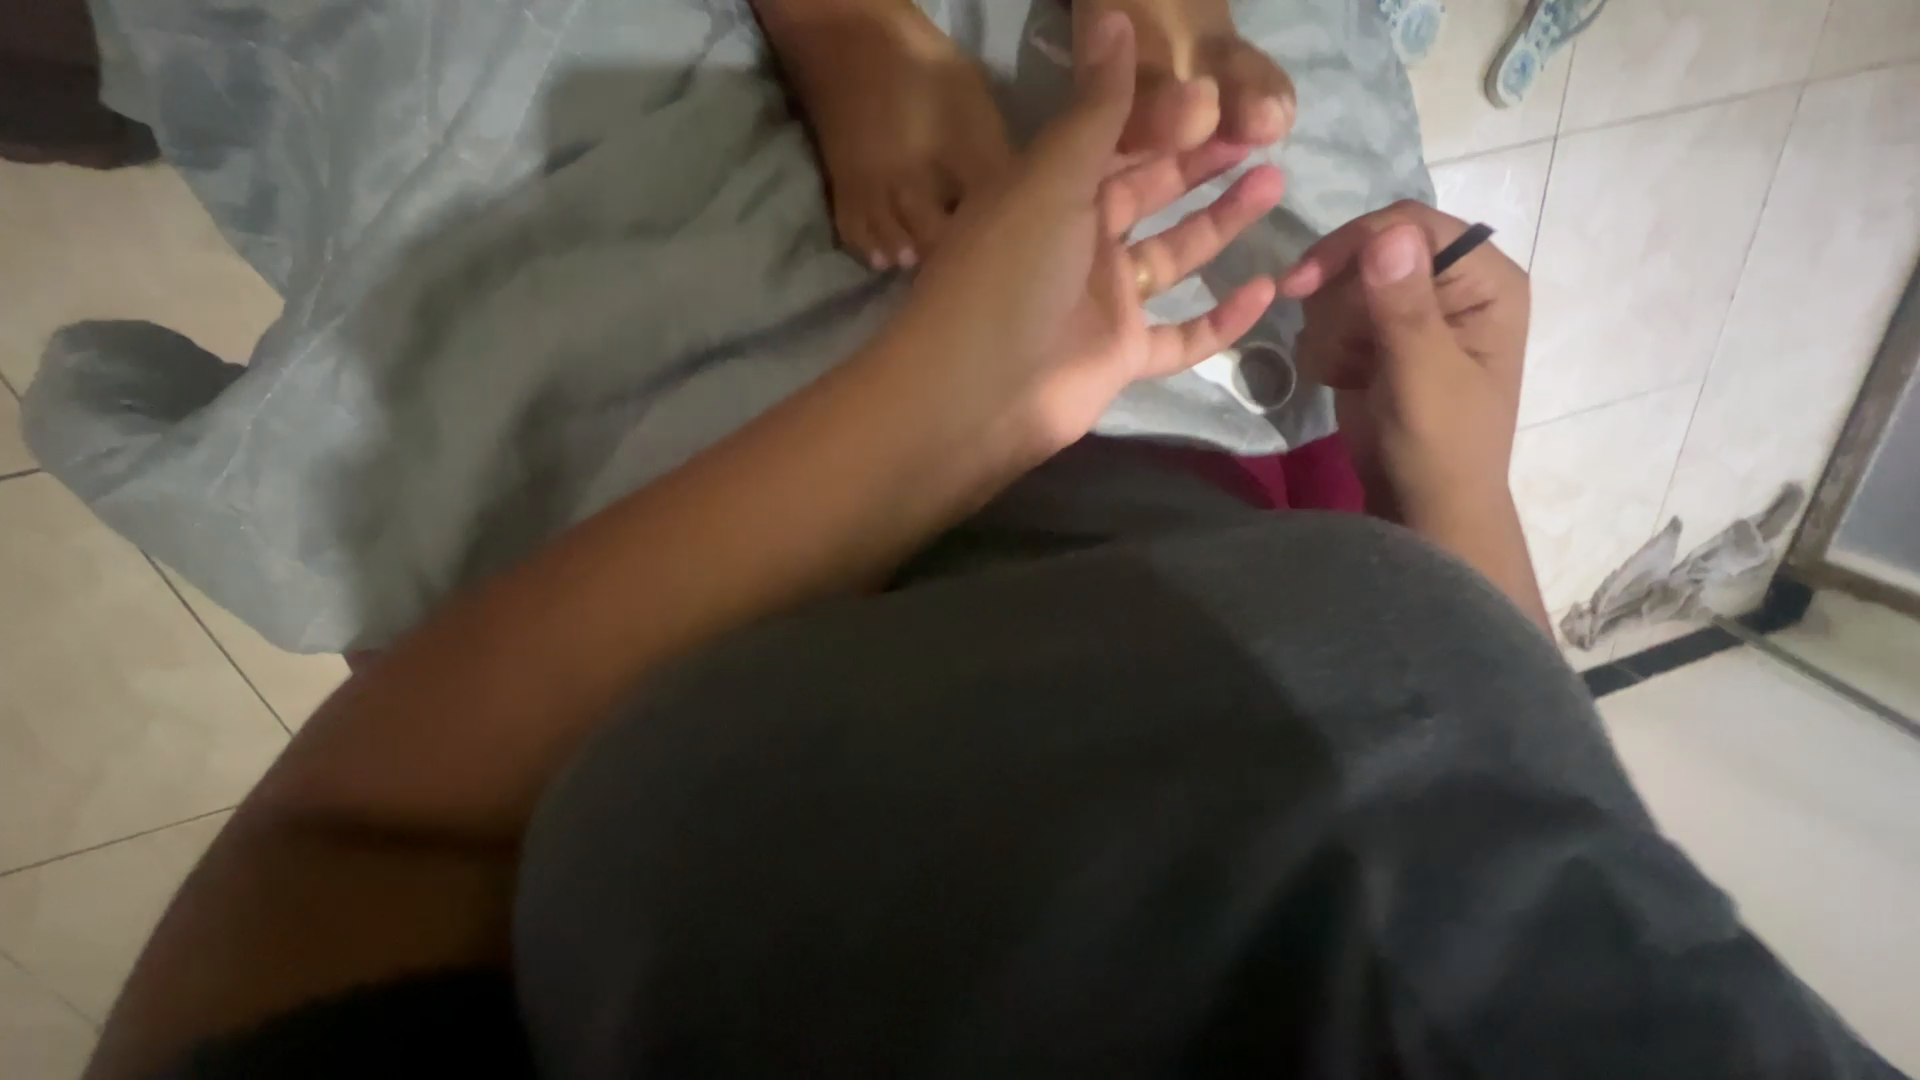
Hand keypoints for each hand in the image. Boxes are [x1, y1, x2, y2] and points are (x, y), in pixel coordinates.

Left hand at [880, 10, 1284, 451]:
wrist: (979, 393)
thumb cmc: (1008, 273)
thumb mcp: (1050, 178)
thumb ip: (1094, 108)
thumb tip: (1115, 14)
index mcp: (1049, 195)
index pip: (1115, 143)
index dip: (1165, 118)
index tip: (1218, 98)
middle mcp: (1076, 245)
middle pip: (1149, 193)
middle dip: (1201, 162)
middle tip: (1265, 130)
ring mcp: (1100, 304)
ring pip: (1172, 258)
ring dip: (1220, 224)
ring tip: (1275, 183)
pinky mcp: (1120, 358)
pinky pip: (1181, 338)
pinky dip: (1220, 320)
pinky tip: (1264, 289)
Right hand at [1276, 201, 1529, 521]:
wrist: (1419, 503)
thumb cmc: (1440, 445)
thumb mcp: (1425, 377)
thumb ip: (1405, 308)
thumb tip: (1386, 234)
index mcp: (1482, 280)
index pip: (1409, 226)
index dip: (1352, 246)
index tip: (1298, 284)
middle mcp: (1445, 285)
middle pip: (1365, 253)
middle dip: (1340, 303)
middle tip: (1344, 353)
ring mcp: (1406, 312)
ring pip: (1339, 286)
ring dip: (1330, 331)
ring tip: (1350, 372)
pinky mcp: (1373, 338)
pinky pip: (1327, 319)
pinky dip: (1324, 350)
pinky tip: (1343, 379)